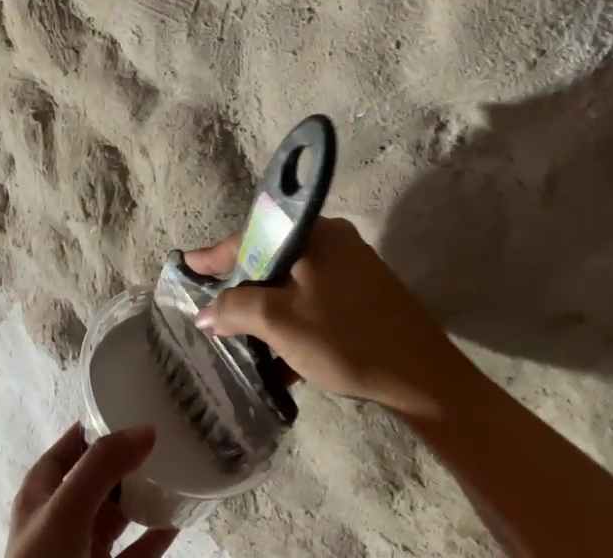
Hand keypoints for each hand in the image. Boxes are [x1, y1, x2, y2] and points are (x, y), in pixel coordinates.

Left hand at [6, 424, 179, 557]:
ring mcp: (82, 553)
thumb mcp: (67, 510)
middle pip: (98, 479)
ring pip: (117, 516)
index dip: (97, 426)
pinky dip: (153, 540)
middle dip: (127, 460)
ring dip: (143, 498)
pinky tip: (174, 524)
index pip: (70, 447)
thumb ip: (102, 468)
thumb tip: (145, 429)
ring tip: (174, 475)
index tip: (134, 407)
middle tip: (165, 439)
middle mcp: (61, 519)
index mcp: (41, 495)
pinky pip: (134, 555)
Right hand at [185, 216, 473, 414]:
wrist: (425, 380)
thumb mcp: (280, 323)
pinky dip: (294, 318)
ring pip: (294, 282)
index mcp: (313, 233)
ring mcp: (353, 266)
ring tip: (245, 337)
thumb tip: (206, 313)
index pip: (250, 237)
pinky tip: (283, 354)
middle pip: (272, 258)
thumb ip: (235, 309)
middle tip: (215, 306)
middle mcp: (333, 240)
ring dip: (269, 309)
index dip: (216, 255)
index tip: (187, 265)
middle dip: (243, 286)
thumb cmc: (346, 339)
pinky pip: (315, 297)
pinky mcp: (366, 294)